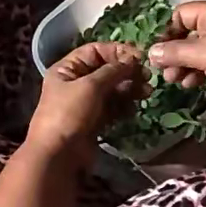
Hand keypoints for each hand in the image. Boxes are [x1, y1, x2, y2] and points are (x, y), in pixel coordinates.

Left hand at [27, 41, 147, 152]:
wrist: (58, 155)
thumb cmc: (69, 114)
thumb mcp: (90, 86)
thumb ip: (113, 71)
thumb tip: (133, 59)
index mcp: (67, 69)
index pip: (94, 51)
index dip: (117, 51)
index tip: (140, 56)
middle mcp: (75, 83)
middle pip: (105, 70)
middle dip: (126, 72)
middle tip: (147, 77)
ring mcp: (84, 103)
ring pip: (112, 90)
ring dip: (129, 89)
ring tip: (146, 92)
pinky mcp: (94, 121)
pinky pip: (113, 108)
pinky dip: (124, 106)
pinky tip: (135, 108)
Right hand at [147, 0, 205, 111]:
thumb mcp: (205, 54)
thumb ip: (174, 52)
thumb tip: (150, 52)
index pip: (182, 14)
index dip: (166, 31)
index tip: (154, 50)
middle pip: (187, 33)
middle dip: (172, 52)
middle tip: (161, 69)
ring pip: (195, 50)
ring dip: (181, 64)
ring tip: (173, 80)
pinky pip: (205, 62)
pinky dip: (195, 71)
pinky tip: (188, 83)